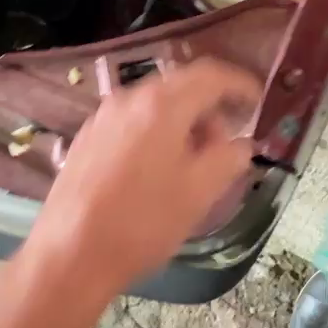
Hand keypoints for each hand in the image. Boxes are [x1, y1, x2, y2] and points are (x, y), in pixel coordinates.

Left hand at [26, 59, 258, 291]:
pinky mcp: (87, 138)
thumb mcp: (200, 193)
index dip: (239, 84)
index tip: (257, 102)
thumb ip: (229, 159)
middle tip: (227, 142)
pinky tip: (157, 169)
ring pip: (154, 104)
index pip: (210, 74)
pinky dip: (155, 132)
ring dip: (182, 122)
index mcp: (161, 105)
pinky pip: (131, 121)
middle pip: (180, 85)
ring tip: (193, 162)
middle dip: (210, 107)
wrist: (70, 253)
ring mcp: (102, 116)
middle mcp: (128, 99)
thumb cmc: (142, 222)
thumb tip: (241, 143)